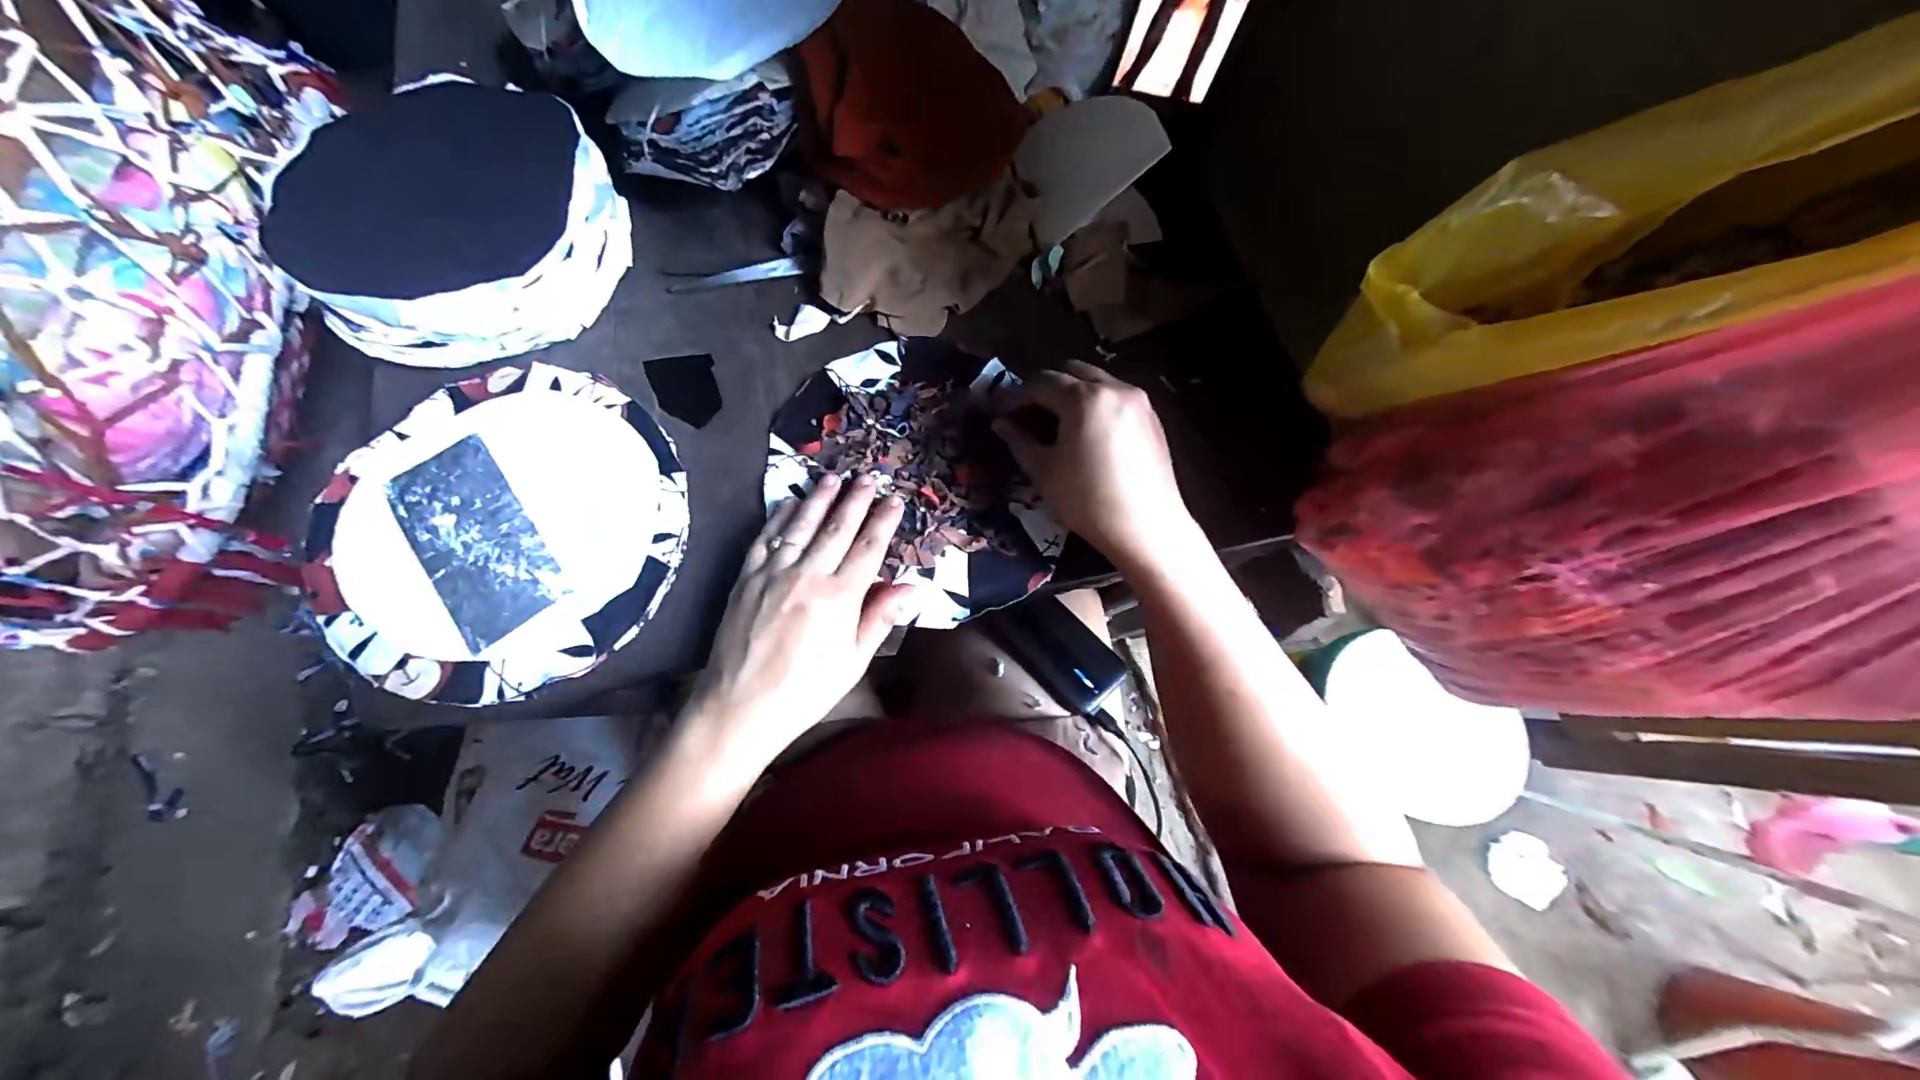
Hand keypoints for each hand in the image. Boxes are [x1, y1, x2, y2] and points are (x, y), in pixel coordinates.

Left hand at [686, 473, 918, 758]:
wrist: (739, 708)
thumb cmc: (805, 692)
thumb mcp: (853, 662)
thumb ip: (880, 619)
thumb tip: (912, 589)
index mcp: (840, 598)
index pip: (869, 548)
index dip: (884, 522)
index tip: (894, 501)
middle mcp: (808, 576)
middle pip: (838, 528)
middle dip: (856, 499)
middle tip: (868, 476)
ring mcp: (773, 574)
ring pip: (801, 525)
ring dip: (819, 498)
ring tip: (833, 477)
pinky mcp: (746, 579)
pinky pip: (765, 538)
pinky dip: (779, 517)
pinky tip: (789, 503)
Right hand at [994, 361, 1197, 570]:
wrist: (1148, 528)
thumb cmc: (1087, 502)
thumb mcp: (1044, 472)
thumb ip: (1019, 441)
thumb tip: (1001, 423)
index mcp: (1083, 398)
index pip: (1040, 383)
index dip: (1015, 395)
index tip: (998, 410)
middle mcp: (1114, 388)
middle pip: (1070, 371)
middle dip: (1044, 387)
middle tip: (1026, 413)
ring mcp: (1138, 401)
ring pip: (1096, 381)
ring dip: (1071, 393)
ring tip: (1055, 422)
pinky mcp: (1152, 417)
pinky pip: (1116, 397)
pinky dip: (1095, 404)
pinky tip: (1086, 432)